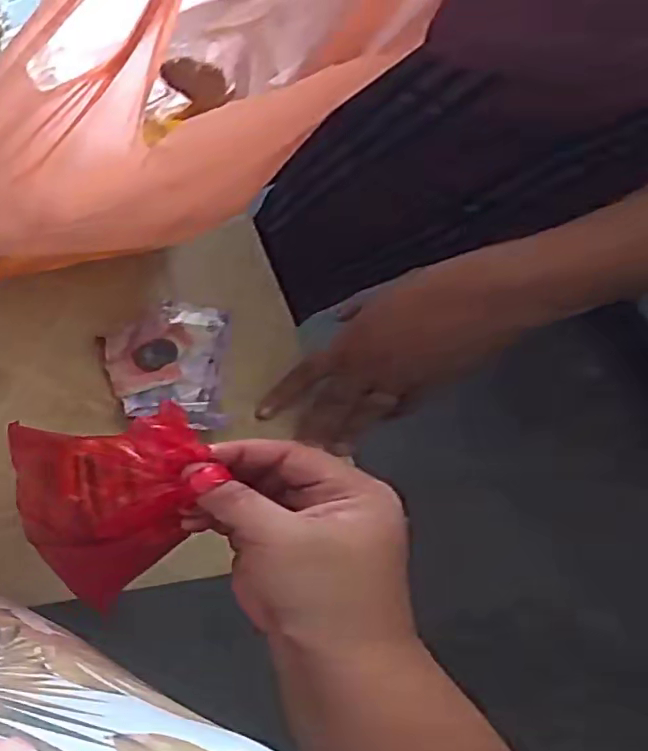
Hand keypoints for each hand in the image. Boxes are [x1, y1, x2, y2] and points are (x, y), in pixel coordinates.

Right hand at [182, 441, 414, 653]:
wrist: (331, 654)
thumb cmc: (316, 588)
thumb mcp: (274, 536)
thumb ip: (232, 498)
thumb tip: (192, 471)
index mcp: (350, 491)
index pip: (289, 455)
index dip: (240, 452)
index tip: (191, 458)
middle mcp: (328, 503)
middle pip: (267, 475)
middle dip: (222, 477)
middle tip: (177, 482)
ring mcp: (301, 528)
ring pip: (250, 498)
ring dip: (213, 499)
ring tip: (179, 507)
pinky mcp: (276, 549)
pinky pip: (242, 522)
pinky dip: (215, 519)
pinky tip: (189, 522)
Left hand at [257, 264, 524, 452]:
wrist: (503, 291)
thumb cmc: (439, 283)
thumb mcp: (382, 294)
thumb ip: (355, 312)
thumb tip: (340, 319)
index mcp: (348, 346)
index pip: (303, 377)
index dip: (282, 396)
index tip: (262, 415)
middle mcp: (366, 370)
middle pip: (330, 406)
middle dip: (311, 429)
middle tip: (296, 450)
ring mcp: (400, 381)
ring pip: (364, 414)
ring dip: (348, 434)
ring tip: (334, 453)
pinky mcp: (435, 385)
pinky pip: (403, 406)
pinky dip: (390, 414)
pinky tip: (381, 422)